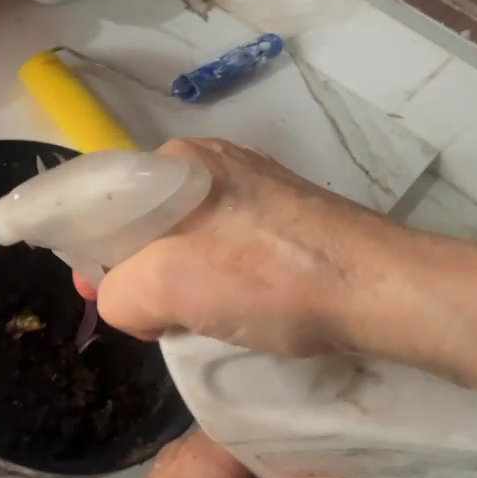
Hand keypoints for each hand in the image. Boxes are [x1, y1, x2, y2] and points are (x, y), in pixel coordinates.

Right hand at [94, 140, 476, 432]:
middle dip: (134, 268)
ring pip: (185, 235)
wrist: (387, 293)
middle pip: (144, 218)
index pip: (105, 199)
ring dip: (175, 278)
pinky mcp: (288, 215)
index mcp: (173, 159)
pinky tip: (232, 307)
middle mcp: (208, 160)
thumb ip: (116, 293)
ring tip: (191, 318)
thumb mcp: (161, 287)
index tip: (94, 293)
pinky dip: (215, 277)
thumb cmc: (266, 278)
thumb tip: (125, 303)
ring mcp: (254, 185)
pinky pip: (226, 244)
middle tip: (144, 315)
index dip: (89, 248)